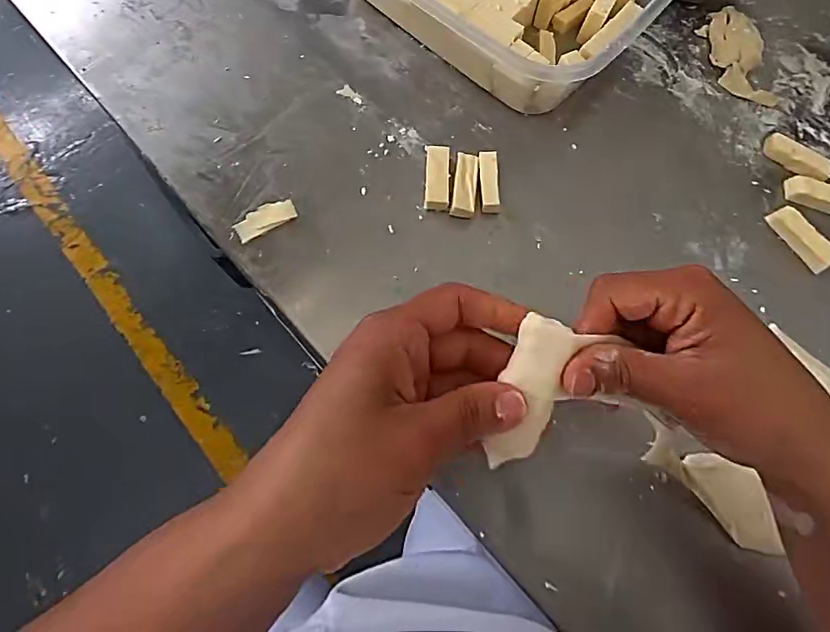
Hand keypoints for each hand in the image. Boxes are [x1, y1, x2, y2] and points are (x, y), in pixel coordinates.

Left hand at [229, 283, 529, 573]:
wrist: (279, 526)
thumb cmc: (344, 467)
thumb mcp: (415, 439)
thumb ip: (471, 414)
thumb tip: (520, 398)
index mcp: (393, 337)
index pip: (454, 304)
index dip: (499, 312)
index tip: (541, 336)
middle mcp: (394, 354)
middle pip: (459, 343)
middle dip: (501, 365)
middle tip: (549, 395)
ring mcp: (392, 390)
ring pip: (453, 380)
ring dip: (488, 398)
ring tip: (534, 423)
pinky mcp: (392, 424)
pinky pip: (440, 410)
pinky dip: (468, 422)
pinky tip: (500, 443)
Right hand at [560, 265, 829, 491]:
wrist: (816, 456)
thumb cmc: (756, 413)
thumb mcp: (681, 391)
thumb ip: (621, 373)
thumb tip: (568, 371)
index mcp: (685, 287)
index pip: (612, 292)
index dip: (591, 327)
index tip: (582, 372)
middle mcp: (685, 291)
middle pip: (618, 306)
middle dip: (606, 345)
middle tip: (605, 389)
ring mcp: (692, 314)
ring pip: (629, 327)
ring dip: (622, 361)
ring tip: (634, 396)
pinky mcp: (695, 338)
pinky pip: (648, 342)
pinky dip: (639, 368)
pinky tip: (651, 394)